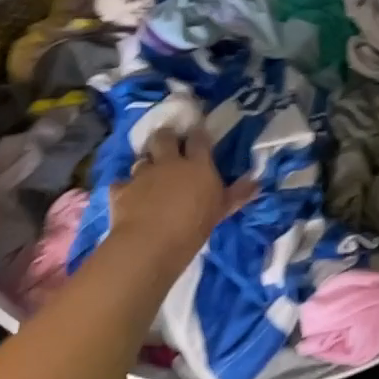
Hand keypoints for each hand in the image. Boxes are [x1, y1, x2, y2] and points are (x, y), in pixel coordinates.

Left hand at [109, 127, 256, 271]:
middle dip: (166, 138)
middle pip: (165, 137)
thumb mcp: (220, 211)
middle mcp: (169, 162)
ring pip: (142, 158)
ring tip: (149, 173)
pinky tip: (127, 196)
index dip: (197, 135)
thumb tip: (257, 183)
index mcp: (197, 164)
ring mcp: (143, 174)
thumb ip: (237, 195)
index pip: (198, 138)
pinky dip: (125, 188)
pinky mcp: (121, 189)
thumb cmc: (193, 227)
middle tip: (169, 145)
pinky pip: (122, 182)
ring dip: (146, 163)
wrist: (150, 243)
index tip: (198, 135)